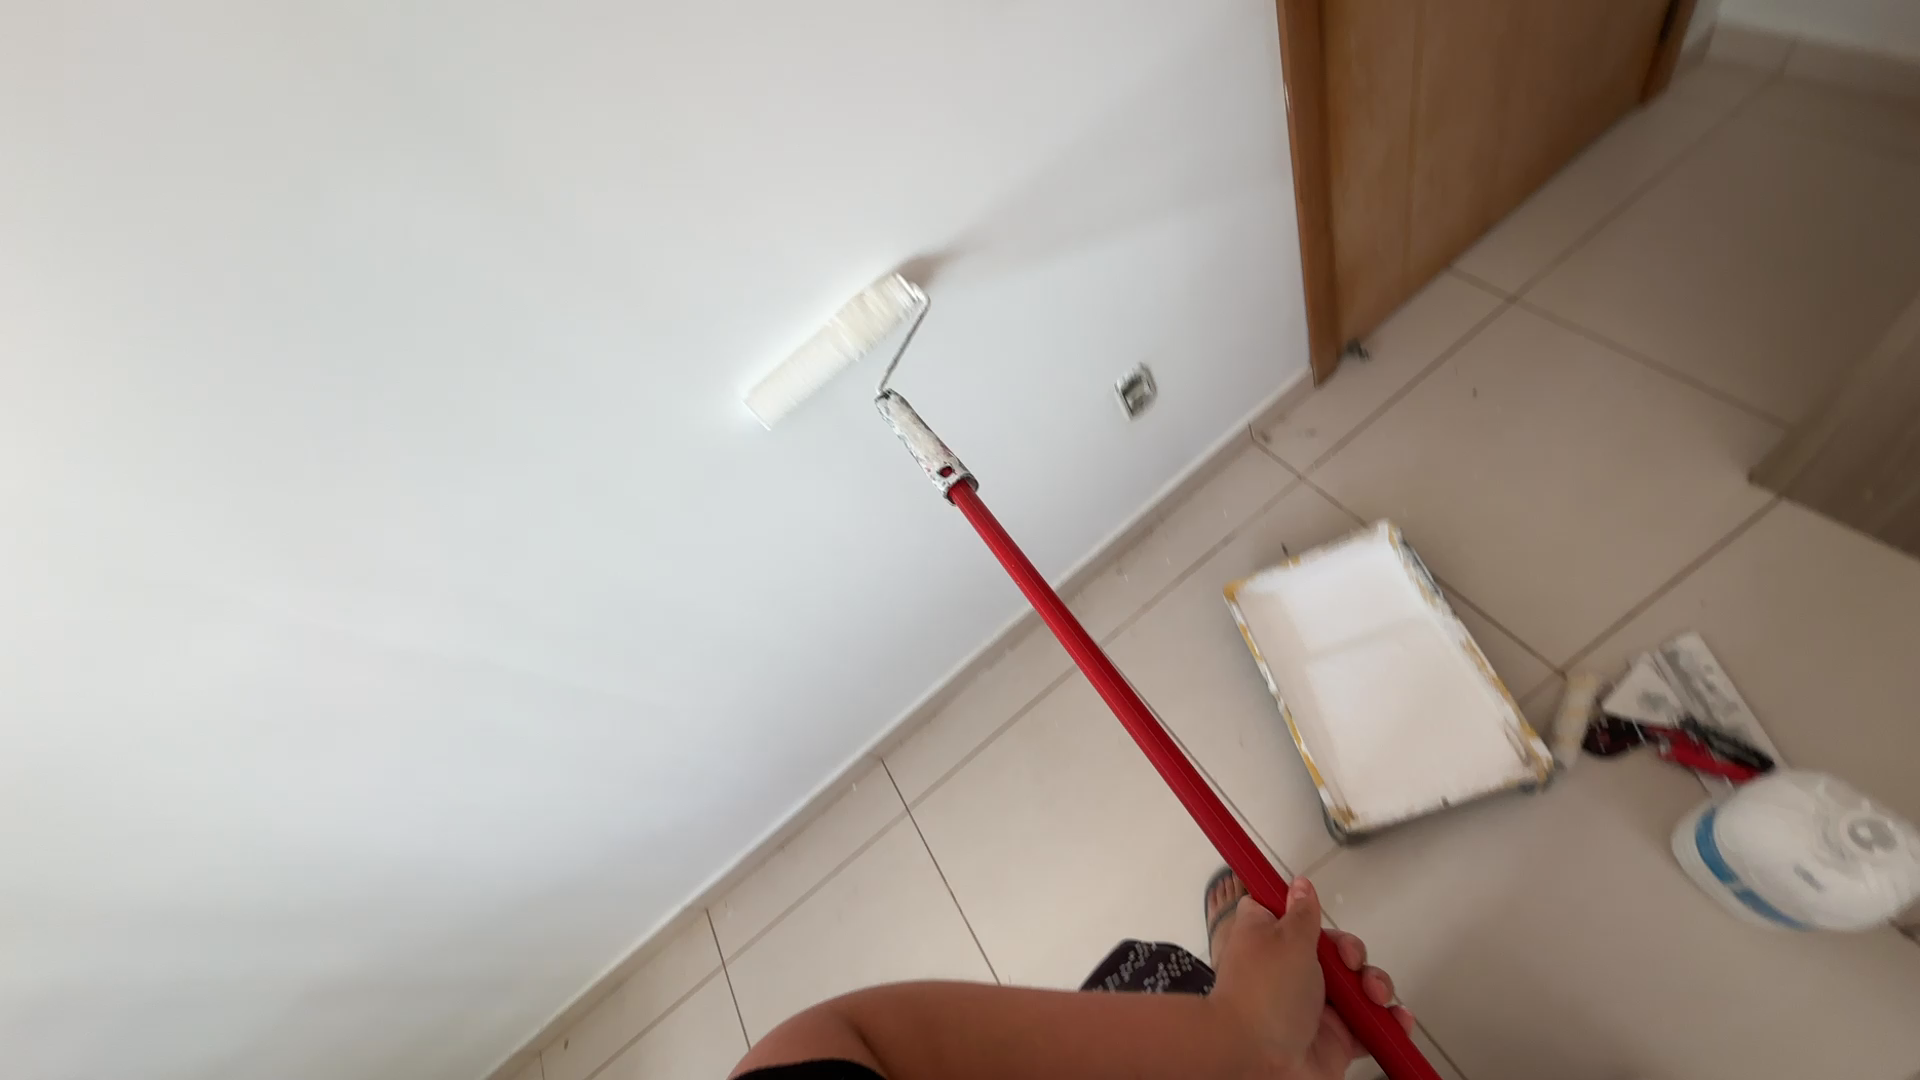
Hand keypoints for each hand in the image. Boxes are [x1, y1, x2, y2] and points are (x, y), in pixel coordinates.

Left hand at [1207, 877, 1413, 1078]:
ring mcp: (1313, 1003)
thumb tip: (1300, 884)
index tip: (1319, 921)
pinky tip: (1399, 1019)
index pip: (1289, 914)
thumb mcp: (1286, 939)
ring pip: (1355, 986)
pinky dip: (1387, 1022)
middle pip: (1333, 949)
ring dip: (1375, 985)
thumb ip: (1303, 914)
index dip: (1308, 913)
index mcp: (1268, 935)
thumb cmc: (1264, 990)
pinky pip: (1368, 1026)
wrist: (1259, 1059)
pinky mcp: (1334, 1037)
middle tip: (1349, 963)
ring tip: (1376, 996)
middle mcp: (1290, 966)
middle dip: (1352, 953)